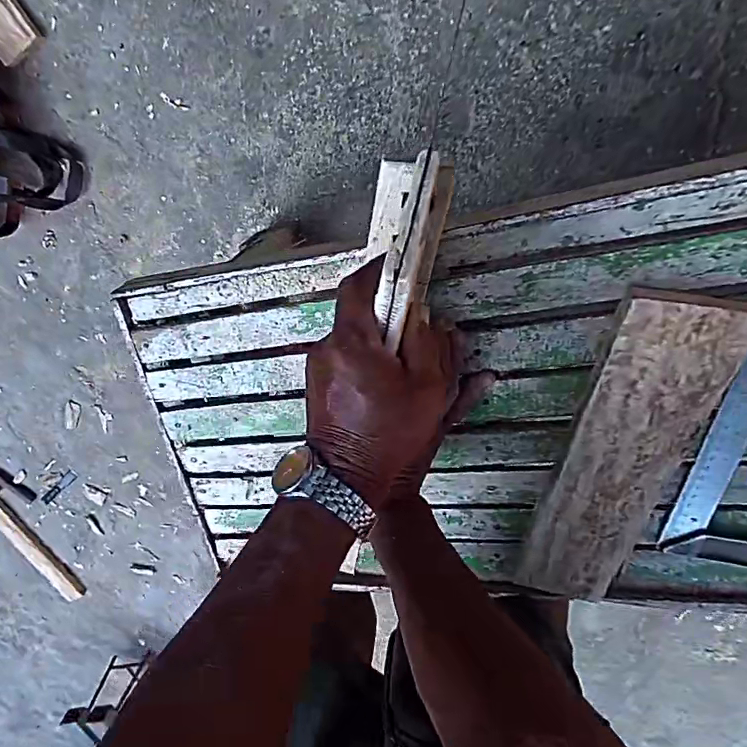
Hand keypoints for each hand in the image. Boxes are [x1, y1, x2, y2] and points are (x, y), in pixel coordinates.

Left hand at [305, 260, 490, 507]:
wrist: (346, 480)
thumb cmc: (386, 438)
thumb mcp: (427, 389)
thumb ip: (428, 344)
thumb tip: (422, 317)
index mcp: (352, 341)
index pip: (359, 284)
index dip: (381, 269)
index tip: (399, 266)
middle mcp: (327, 348)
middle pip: (359, 313)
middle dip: (389, 317)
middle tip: (415, 334)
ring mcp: (318, 367)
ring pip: (354, 339)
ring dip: (378, 344)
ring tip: (403, 372)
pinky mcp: (318, 385)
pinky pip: (345, 359)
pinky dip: (366, 362)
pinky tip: (385, 388)